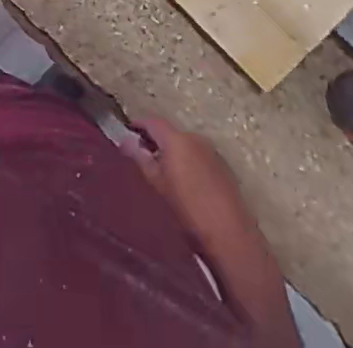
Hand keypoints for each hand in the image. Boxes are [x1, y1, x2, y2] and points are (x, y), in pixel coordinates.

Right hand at [124, 117, 255, 246]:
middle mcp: (195, 138)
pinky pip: (198, 156)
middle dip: (155, 141)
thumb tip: (125, 140)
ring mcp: (211, 150)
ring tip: (160, 173)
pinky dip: (188, 162)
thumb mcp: (157, 184)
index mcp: (177, 140)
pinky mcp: (222, 164)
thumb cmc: (186, 208)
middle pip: (170, 133)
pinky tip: (184, 183)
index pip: (154, 122)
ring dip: (172, 153)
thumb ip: (141, 159)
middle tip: (141, 157)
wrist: (227, 229)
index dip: (139, 125)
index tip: (127, 132)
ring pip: (185, 145)